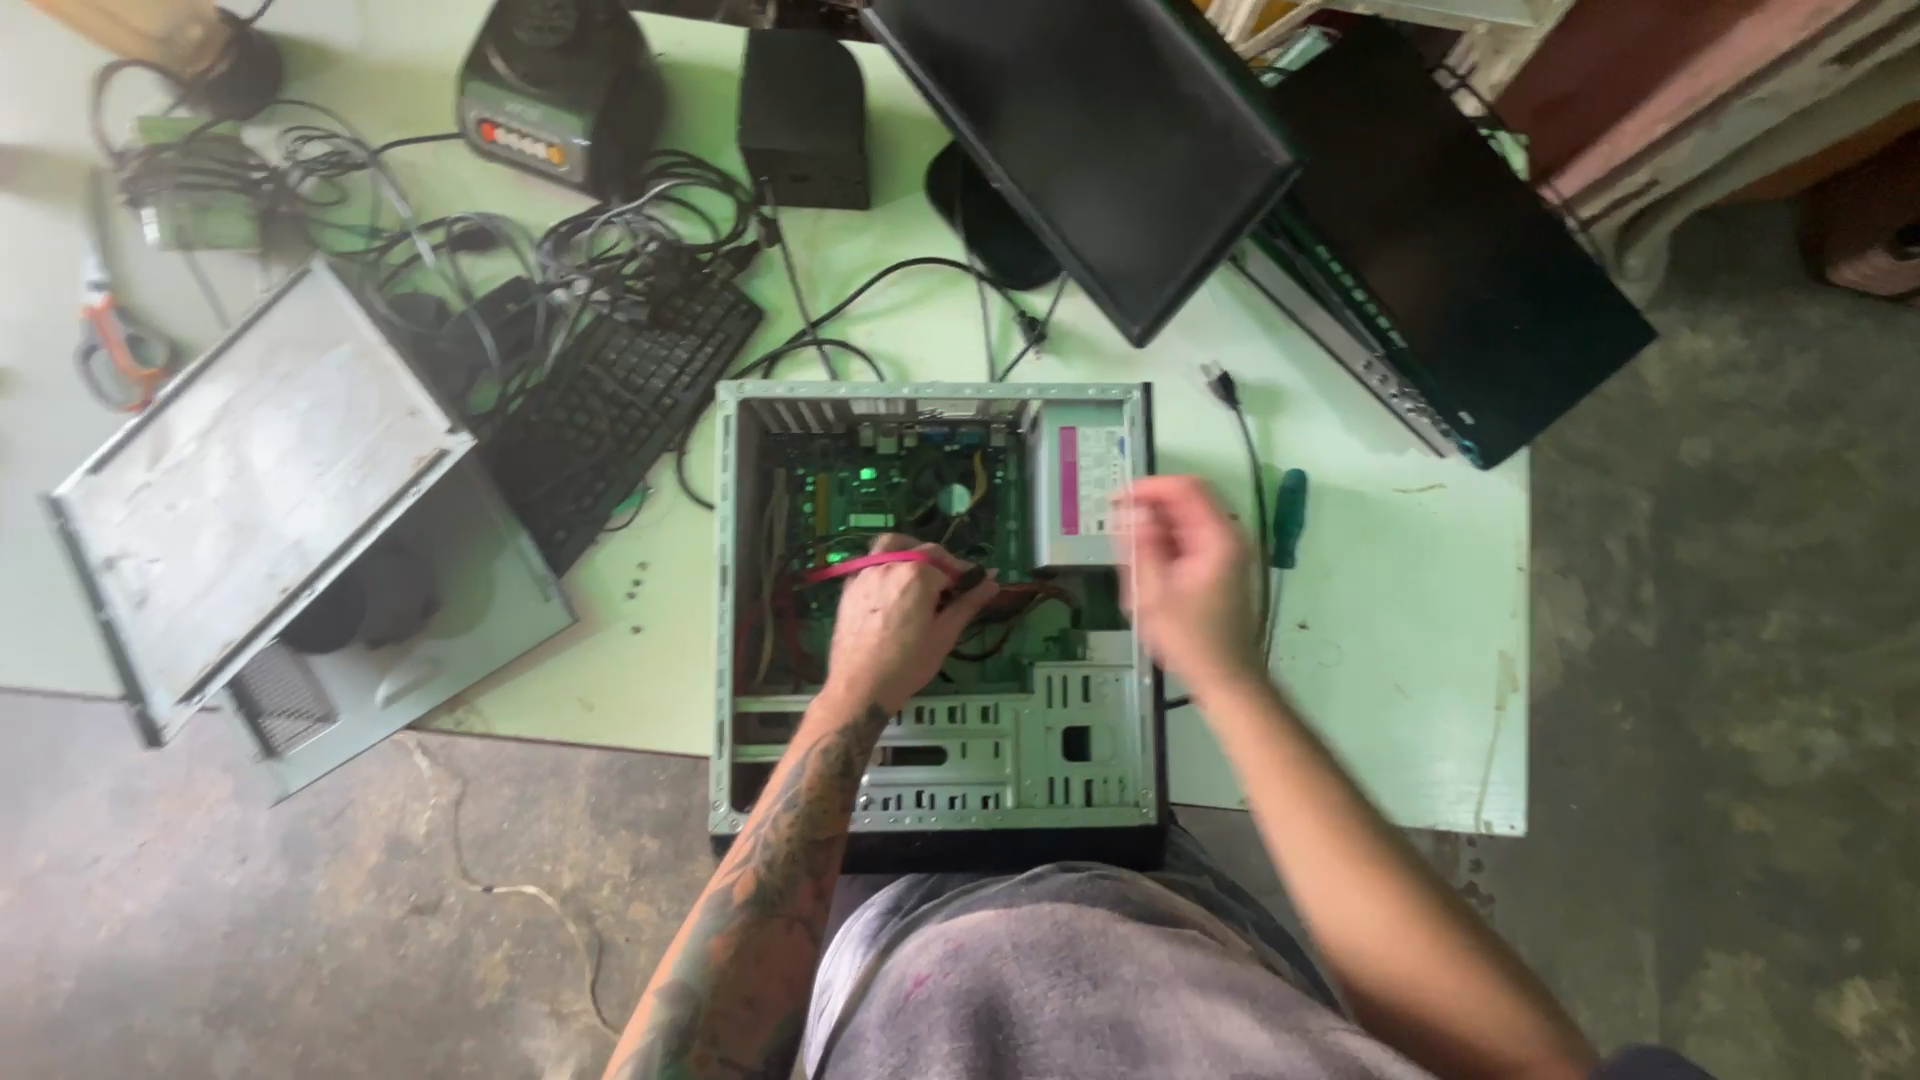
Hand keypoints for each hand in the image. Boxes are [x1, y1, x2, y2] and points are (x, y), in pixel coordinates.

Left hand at [823, 535, 999, 714]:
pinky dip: (887, 562)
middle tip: (951, 586)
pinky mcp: (849, 586)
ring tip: (921, 572)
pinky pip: (871, 561)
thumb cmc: (908, 664)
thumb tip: (993, 582)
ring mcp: (866, 572)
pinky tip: (894, 586)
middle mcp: (891, 564)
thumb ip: (968, 604)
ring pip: (892, 545)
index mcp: (918, 574)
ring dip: (911, 551)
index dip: (965, 574)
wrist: (860, 686)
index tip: (975, 584)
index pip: (949, 565)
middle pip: (923, 550)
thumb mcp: (945, 634)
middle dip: (942, 562)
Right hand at [1118, 475, 1264, 692]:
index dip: (1148, 487)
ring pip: (1182, 525)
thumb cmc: (1192, 640)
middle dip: (1148, 514)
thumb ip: (1142, 546)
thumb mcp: (1155, 592)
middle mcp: (1227, 538)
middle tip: (1120, 537)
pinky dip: (1163, 550)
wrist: (1224, 678)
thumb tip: (1133, 513)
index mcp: (1219, 538)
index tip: (1117, 500)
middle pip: (1184, 504)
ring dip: (1153, 535)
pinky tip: (1147, 577)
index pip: (1185, 488)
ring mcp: (1224, 553)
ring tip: (1133, 566)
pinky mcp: (1217, 568)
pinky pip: (1185, 544)